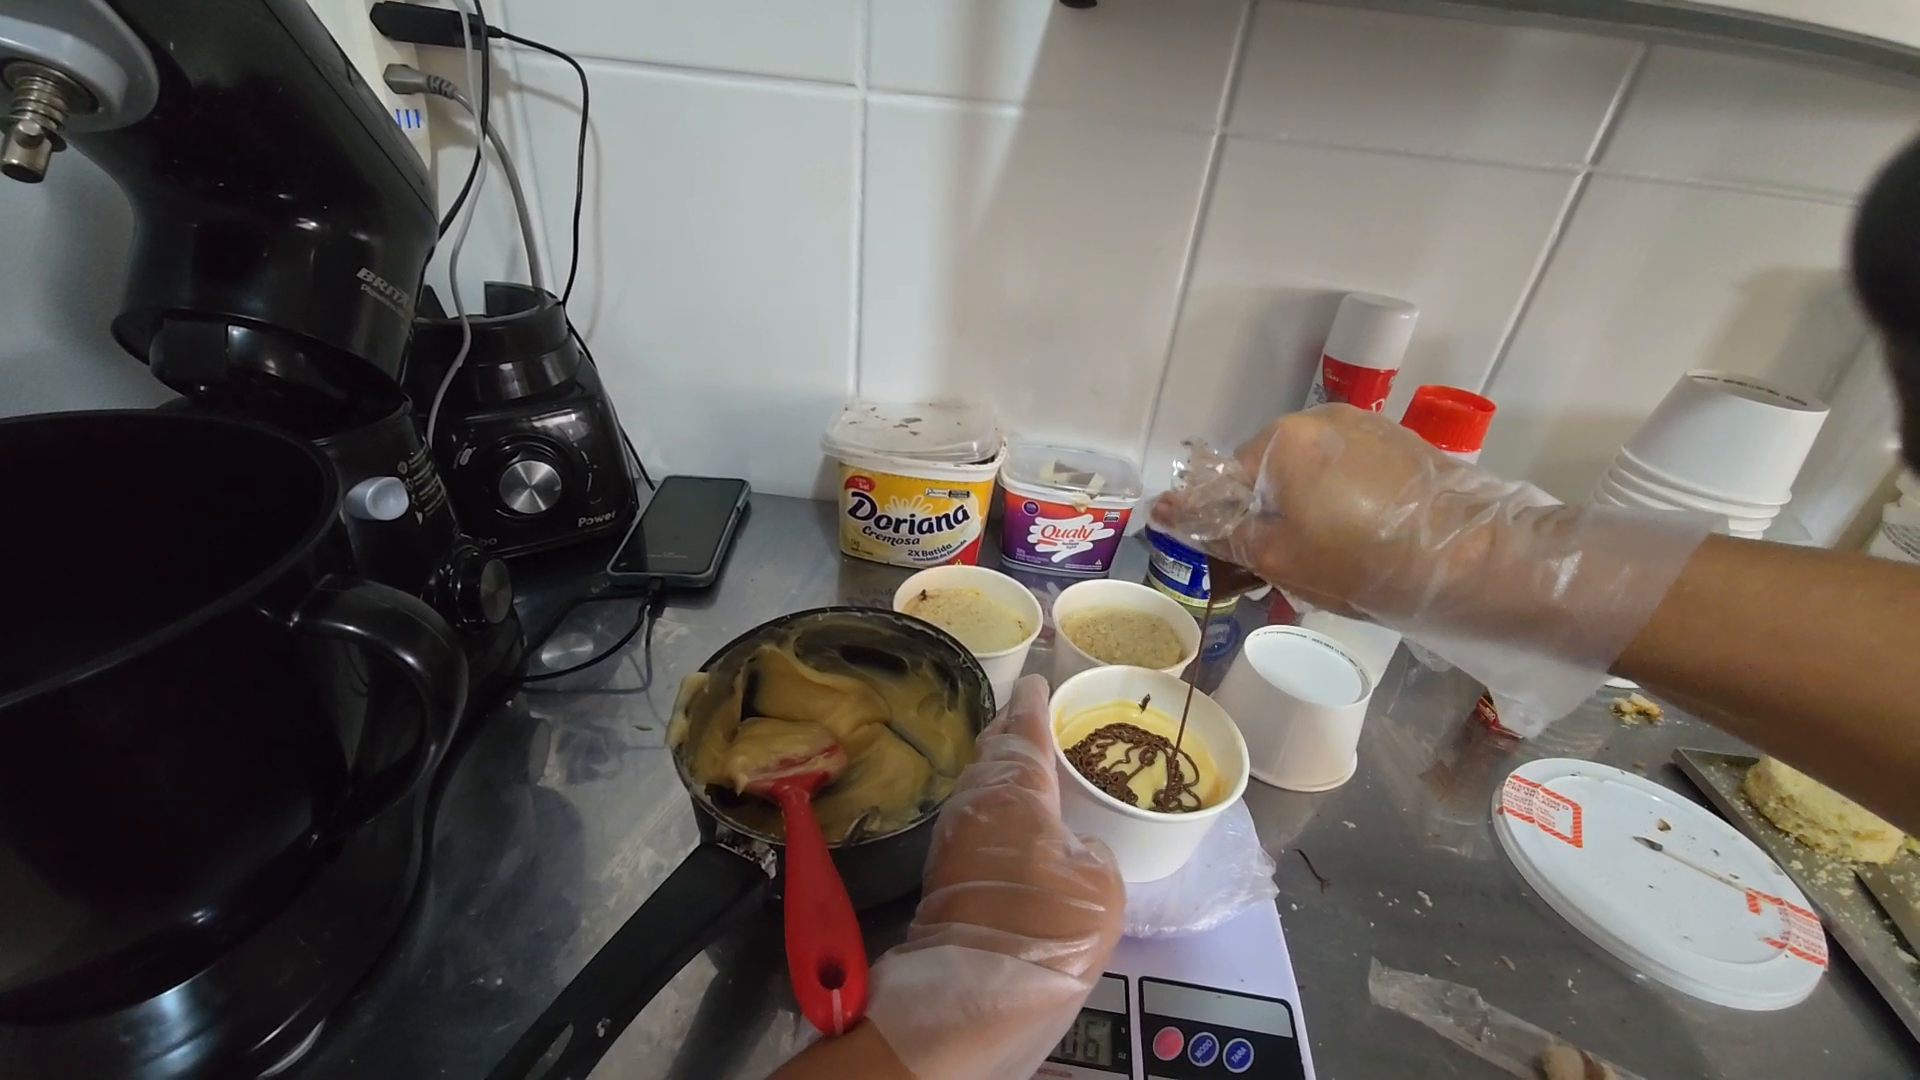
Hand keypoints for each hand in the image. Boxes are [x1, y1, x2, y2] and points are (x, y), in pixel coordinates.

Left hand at [863, 675, 1124, 1078]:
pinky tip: (1006, 805)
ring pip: (978, 777)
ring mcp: (956, 828)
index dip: (1033, 703)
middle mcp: (980, 797)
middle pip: (992, 746)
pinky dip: (991, 793)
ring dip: (998, 759)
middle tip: (1028, 713)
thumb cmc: (1046, 924)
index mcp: (1018, 789)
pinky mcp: (945, 860)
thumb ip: (1088, 849)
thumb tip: (1069, 846)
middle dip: (1009, 725)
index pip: (1025, 730)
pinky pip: (973, 806)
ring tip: (1020, 754)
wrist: (976, 985)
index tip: (1036, 680)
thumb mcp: (1100, 884)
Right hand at [1150, 406, 1710, 732]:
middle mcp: (1320, 416)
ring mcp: (1365, 425)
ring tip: (1330, 555)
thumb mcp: (1275, 556)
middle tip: (1287, 565)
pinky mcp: (1400, 443)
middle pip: (1265, 471)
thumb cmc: (1363, 562)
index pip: (1222, 479)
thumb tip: (1159, 511)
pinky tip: (1361, 538)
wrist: (1483, 563)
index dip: (1225, 524)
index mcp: (1283, 438)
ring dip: (1302, 509)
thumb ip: (1216, 530)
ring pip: (1305, 472)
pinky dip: (1338, 501)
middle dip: (1265, 515)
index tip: (1243, 561)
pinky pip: (1344, 470)